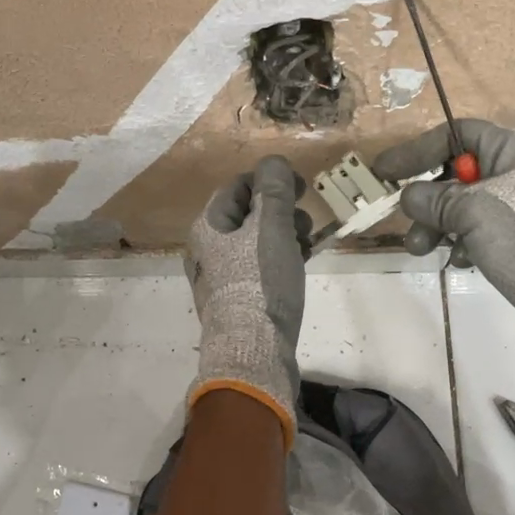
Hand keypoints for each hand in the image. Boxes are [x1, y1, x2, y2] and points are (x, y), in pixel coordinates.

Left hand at [185, 156, 312, 444]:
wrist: (252, 351)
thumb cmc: (259, 284)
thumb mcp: (270, 229)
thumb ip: (273, 192)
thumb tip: (273, 163)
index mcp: (207, 227)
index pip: (237, 186)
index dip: (269, 180)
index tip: (301, 187)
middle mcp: (207, 250)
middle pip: (246, 215)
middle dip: (280, 210)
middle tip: (306, 221)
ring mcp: (220, 278)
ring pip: (255, 242)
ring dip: (284, 235)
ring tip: (308, 245)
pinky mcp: (238, 302)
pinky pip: (259, 268)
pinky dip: (280, 260)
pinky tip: (301, 265)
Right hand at [373, 120, 514, 397]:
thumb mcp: (473, 210)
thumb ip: (434, 198)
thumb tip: (410, 196)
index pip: (458, 134)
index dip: (417, 150)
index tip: (385, 171)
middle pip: (458, 174)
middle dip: (427, 201)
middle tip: (407, 226)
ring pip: (467, 206)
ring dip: (439, 226)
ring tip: (425, 250)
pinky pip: (483, 230)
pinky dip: (464, 242)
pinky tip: (461, 260)